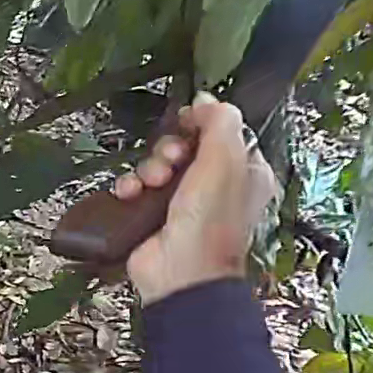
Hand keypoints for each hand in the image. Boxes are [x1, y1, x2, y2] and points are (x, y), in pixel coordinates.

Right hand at [112, 93, 276, 304]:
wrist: (178, 273)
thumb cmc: (209, 221)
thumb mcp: (225, 160)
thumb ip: (219, 121)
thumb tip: (204, 99)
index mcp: (242, 171)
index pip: (220, 132)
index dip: (201, 124)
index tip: (188, 123)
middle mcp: (213, 186)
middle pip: (184, 146)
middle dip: (170, 149)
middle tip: (171, 162)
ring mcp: (180, 202)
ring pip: (157, 164)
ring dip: (149, 168)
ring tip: (151, 184)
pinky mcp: (151, 216)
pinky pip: (136, 187)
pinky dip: (131, 187)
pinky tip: (130, 194)